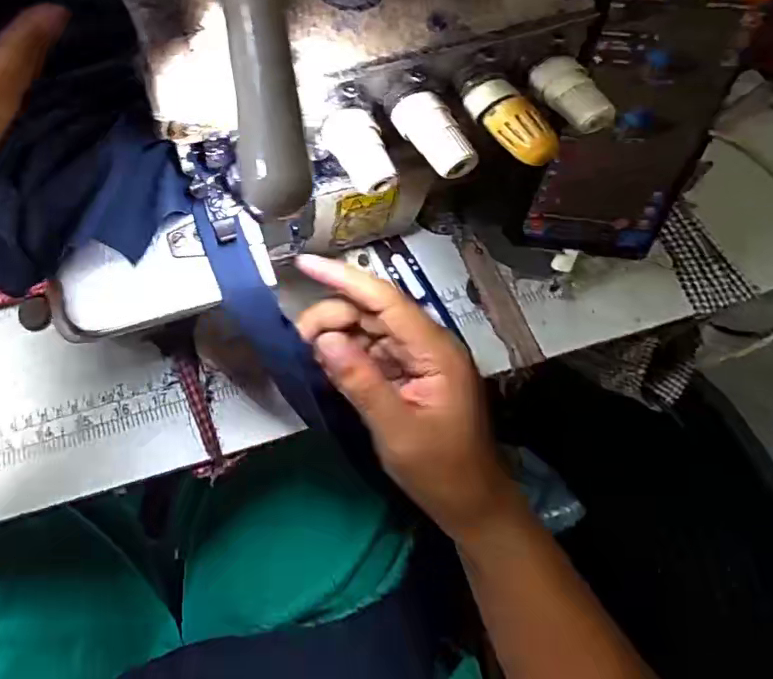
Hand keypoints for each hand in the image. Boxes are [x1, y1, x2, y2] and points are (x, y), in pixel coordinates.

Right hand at [293, 252, 516, 539]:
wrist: (475, 508)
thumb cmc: (443, 472)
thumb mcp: (397, 431)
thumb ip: (360, 382)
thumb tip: (323, 339)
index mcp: (435, 350)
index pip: (384, 299)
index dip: (343, 278)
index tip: (304, 264)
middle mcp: (427, 344)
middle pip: (372, 311)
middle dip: (332, 315)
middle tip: (298, 339)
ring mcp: (418, 358)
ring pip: (368, 327)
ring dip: (336, 332)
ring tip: (306, 350)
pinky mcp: (408, 373)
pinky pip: (372, 349)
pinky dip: (346, 351)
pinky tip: (326, 360)